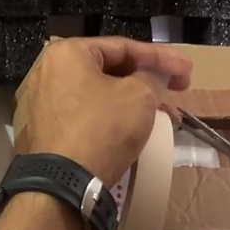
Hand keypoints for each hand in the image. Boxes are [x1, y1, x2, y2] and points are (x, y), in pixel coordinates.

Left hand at [13, 37, 191, 185]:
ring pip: (97, 92)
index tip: (188, 69)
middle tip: (178, 90)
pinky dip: (110, 115)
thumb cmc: (102, 128)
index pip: (121, 47)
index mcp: (66, 52)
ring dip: (133, 100)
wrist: (63, 182)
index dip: (160, 56)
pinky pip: (84, 112)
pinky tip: (135, 127)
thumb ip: (152, 77)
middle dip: (147, 80)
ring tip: (166, 115)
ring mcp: (41, 100)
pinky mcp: (43, 127)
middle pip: (108, 69)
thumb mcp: (139, 97)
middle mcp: (47, 70)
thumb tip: (153, 75)